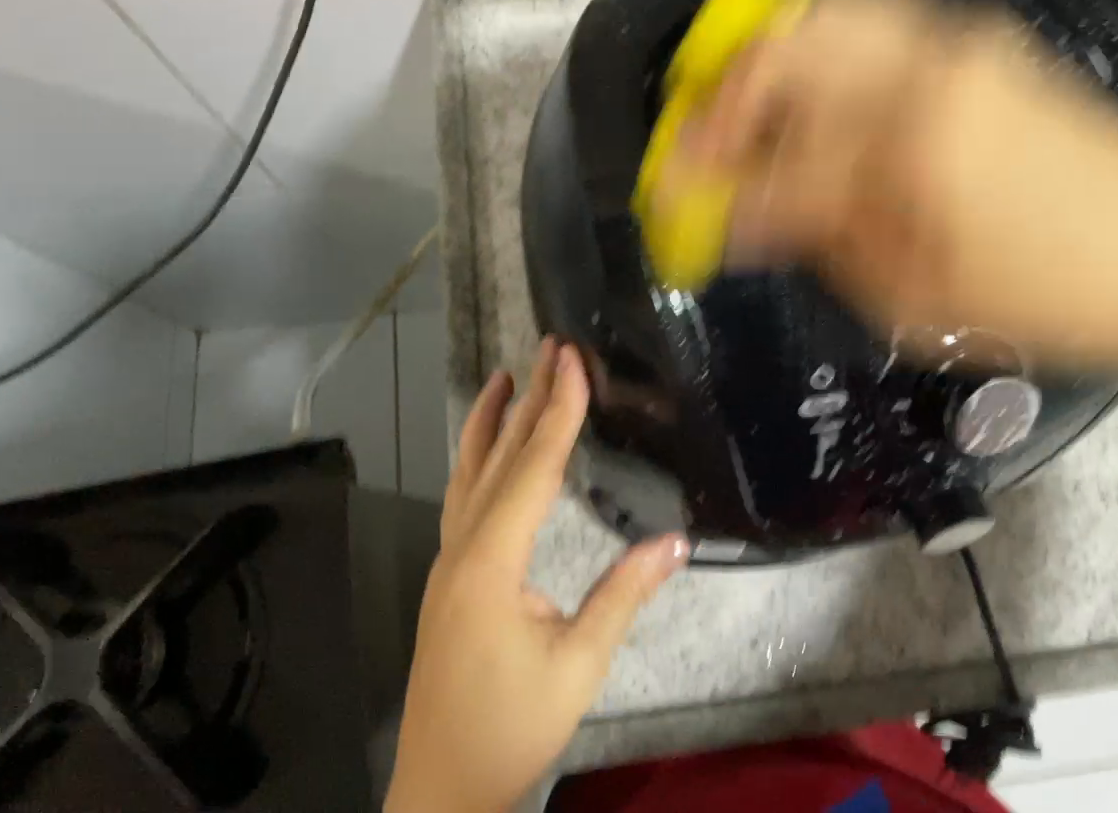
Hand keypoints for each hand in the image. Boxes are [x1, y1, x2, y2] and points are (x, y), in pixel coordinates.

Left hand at [386, 340, 689, 812]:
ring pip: (468, 475)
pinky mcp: (447, 578)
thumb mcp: (578, 665)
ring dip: (491, 424)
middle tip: (549, 347)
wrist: (441, 786)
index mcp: (490, 562)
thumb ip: (622, 596)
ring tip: (506, 378)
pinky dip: (478, 462)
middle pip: (498, 460)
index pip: (532, 469)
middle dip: (528, 400)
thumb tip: (676, 542)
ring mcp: (447, 562)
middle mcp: (461, 549)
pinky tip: (490, 456)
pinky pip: (462, 500)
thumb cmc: (511, 727)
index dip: (558, 412)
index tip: (572, 361)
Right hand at [678, 0, 1117, 362]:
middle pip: (788, 40)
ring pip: (829, 10)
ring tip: (750, 116)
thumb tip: (747, 216)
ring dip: (771, 58)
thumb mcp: (921, 299)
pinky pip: (873, 25)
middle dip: (723, 90)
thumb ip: (823, 240)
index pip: (777, 161)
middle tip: (699, 141)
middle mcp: (930, 70)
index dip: (712, 186)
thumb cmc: (1058, 297)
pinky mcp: (982, 43)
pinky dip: (821, 54)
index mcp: (913, 145)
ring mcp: (960, 44)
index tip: (670, 203)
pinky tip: (817, 108)